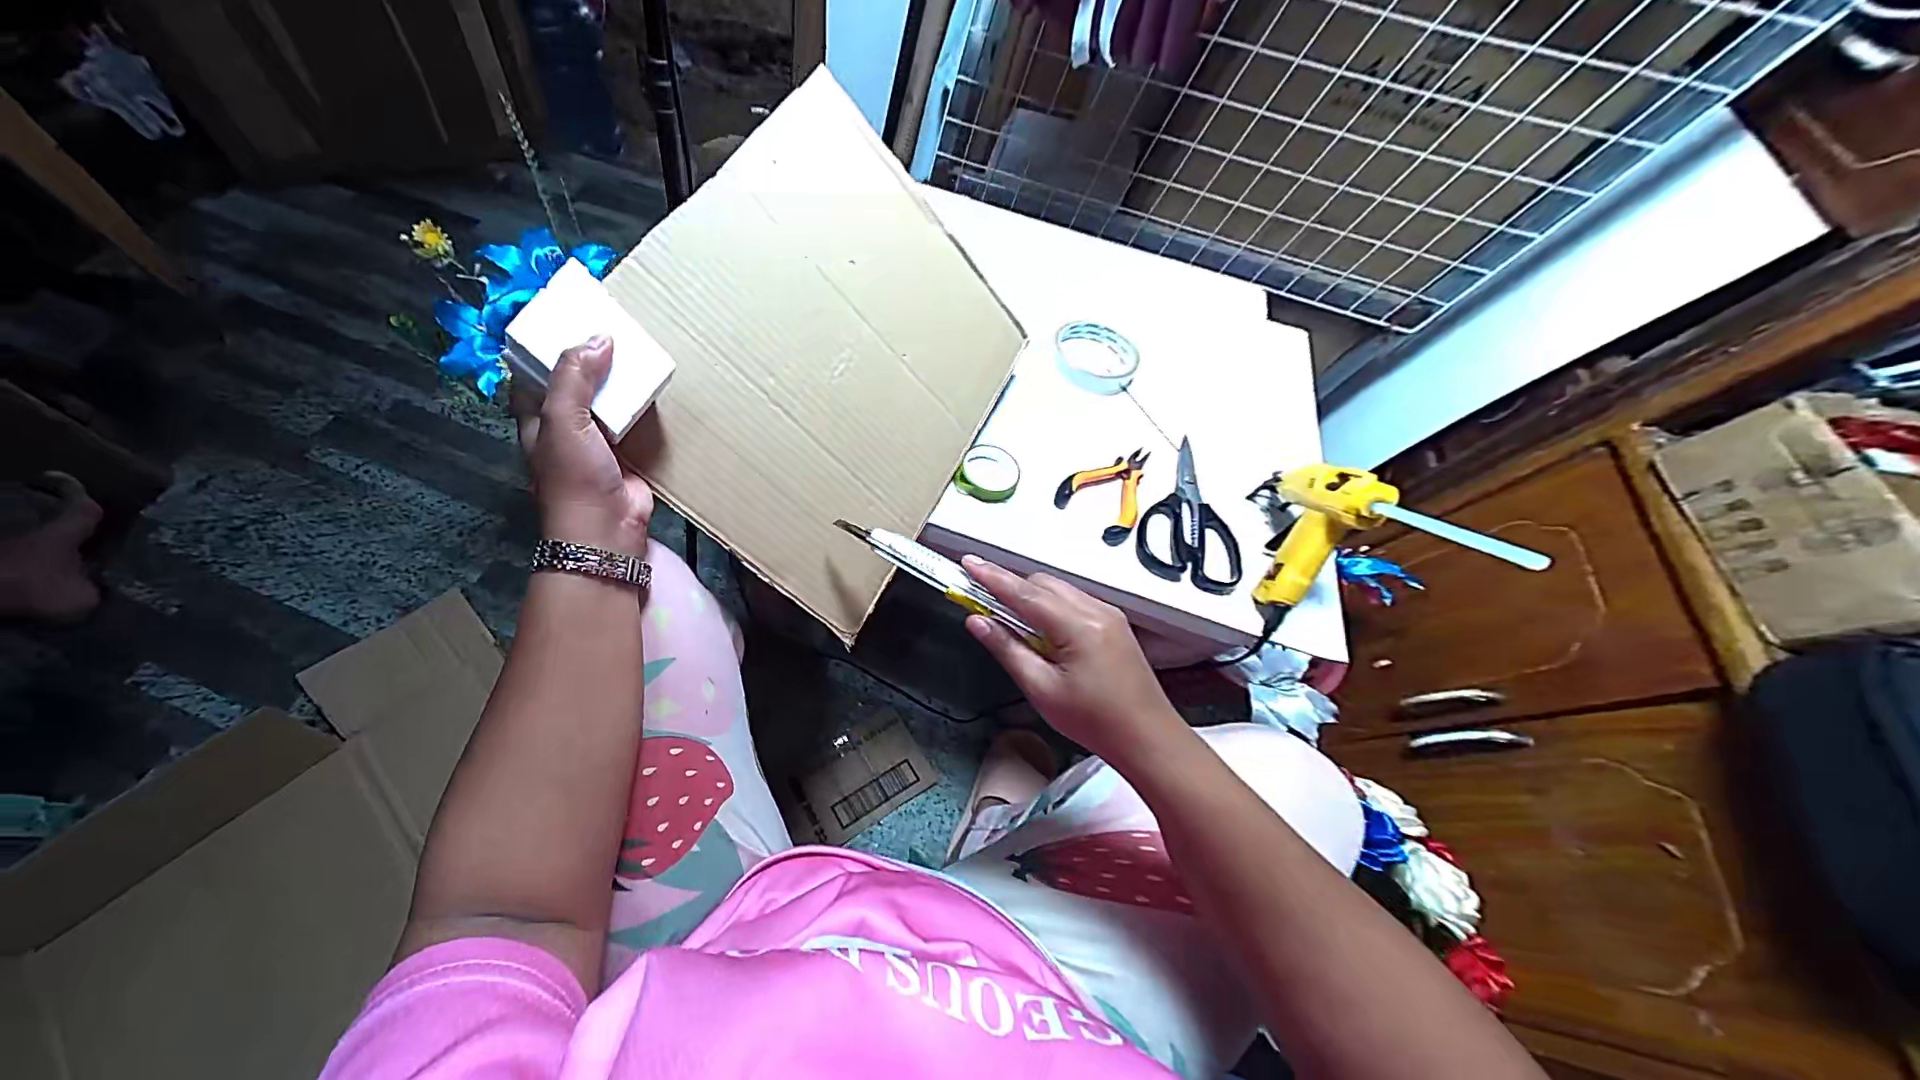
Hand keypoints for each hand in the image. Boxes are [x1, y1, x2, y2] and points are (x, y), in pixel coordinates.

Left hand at [512, 336, 653, 552]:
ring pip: (606, 403)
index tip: (568, 324)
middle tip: (612, 332)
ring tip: (637, 354)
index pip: (534, 376)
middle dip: (590, 363)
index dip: (546, 350)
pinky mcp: (628, 454)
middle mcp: (565, 428)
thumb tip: (600, 338)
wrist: (608, 526)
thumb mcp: (563, 419)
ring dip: (619, 384)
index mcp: (537, 419)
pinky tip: (654, 391)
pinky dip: (642, 407)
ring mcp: (597, 442)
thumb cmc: (574, 475)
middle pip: (575, 386)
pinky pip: (634, 423)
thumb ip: (575, 377)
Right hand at [960, 556, 1189, 767]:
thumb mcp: (1041, 689)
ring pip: (1058, 590)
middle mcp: (1096, 611)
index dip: (991, 577)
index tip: (970, 564)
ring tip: (1007, 620)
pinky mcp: (1113, 624)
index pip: (1024, 592)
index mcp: (1078, 626)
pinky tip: (1039, 630)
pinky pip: (1074, 601)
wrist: (1147, 738)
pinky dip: (1050, 607)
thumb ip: (1007, 649)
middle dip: (1009, 587)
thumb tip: (979, 623)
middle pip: (1042, 584)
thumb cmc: (1098, 721)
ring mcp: (1108, 615)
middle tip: (980, 599)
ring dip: (1030, 598)